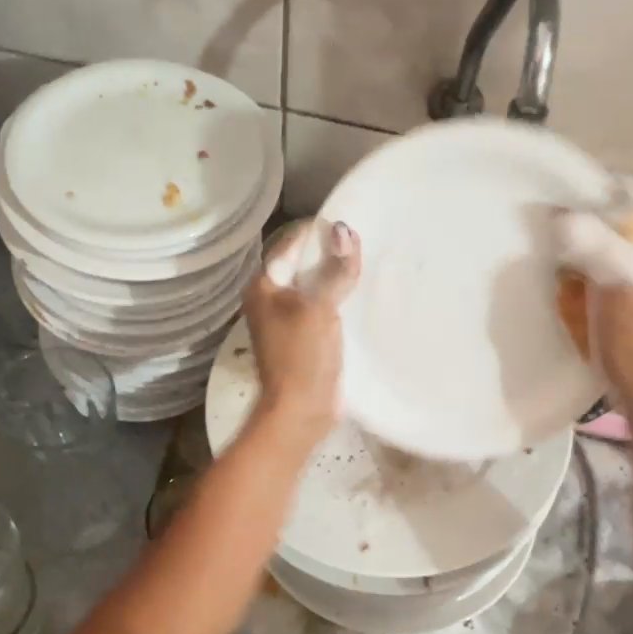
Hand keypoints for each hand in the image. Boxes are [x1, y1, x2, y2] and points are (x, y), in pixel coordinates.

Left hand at [243, 220, 360, 445]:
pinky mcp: (306, 340)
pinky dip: (341, 301)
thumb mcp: (319, 308)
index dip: (317, 233)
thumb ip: (334, 270)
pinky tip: (363, 295)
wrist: (300, 411)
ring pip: (316, 288)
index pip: (290, 246)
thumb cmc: (302, 356)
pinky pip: (325, 310)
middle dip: (331, 255)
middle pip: (304, 266)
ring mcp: (288, 322)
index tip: (349, 222)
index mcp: (263, 288)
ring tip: (369, 262)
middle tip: (365, 240)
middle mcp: (271, 301)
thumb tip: (344, 230)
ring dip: (338, 279)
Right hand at [555, 180, 632, 447]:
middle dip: (603, 229)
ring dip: (605, 255)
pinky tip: (587, 291)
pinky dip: (613, 280)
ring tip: (570, 261)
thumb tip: (563, 216)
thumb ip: (596, 251)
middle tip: (565, 232)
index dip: (609, 197)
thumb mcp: (617, 299)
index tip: (570, 201)